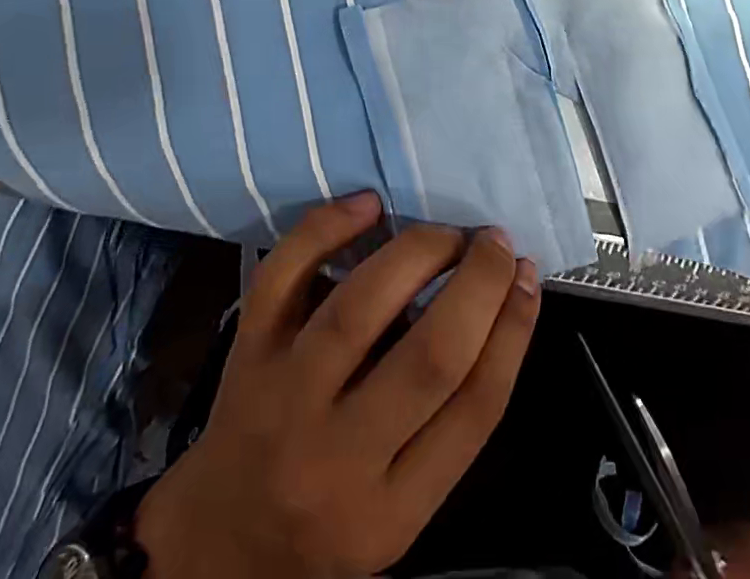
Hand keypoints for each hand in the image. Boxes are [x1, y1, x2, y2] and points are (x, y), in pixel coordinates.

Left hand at [135, 192, 540, 578]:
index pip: (476, 405)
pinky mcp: (245, 356)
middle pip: (428, 357)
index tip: (527, 276)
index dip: (514, 328)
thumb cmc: (330, 517)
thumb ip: (450, 422)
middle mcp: (337, 456)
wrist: (222, 542)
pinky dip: (324, 230)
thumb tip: (497, 307)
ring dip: (416, 254)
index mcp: (392, 509)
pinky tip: (368, 206)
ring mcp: (282, 399)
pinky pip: (281, 280)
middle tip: (495, 245)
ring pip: (357, 311)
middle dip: (477, 284)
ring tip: (448, 233)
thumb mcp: (403, 505)